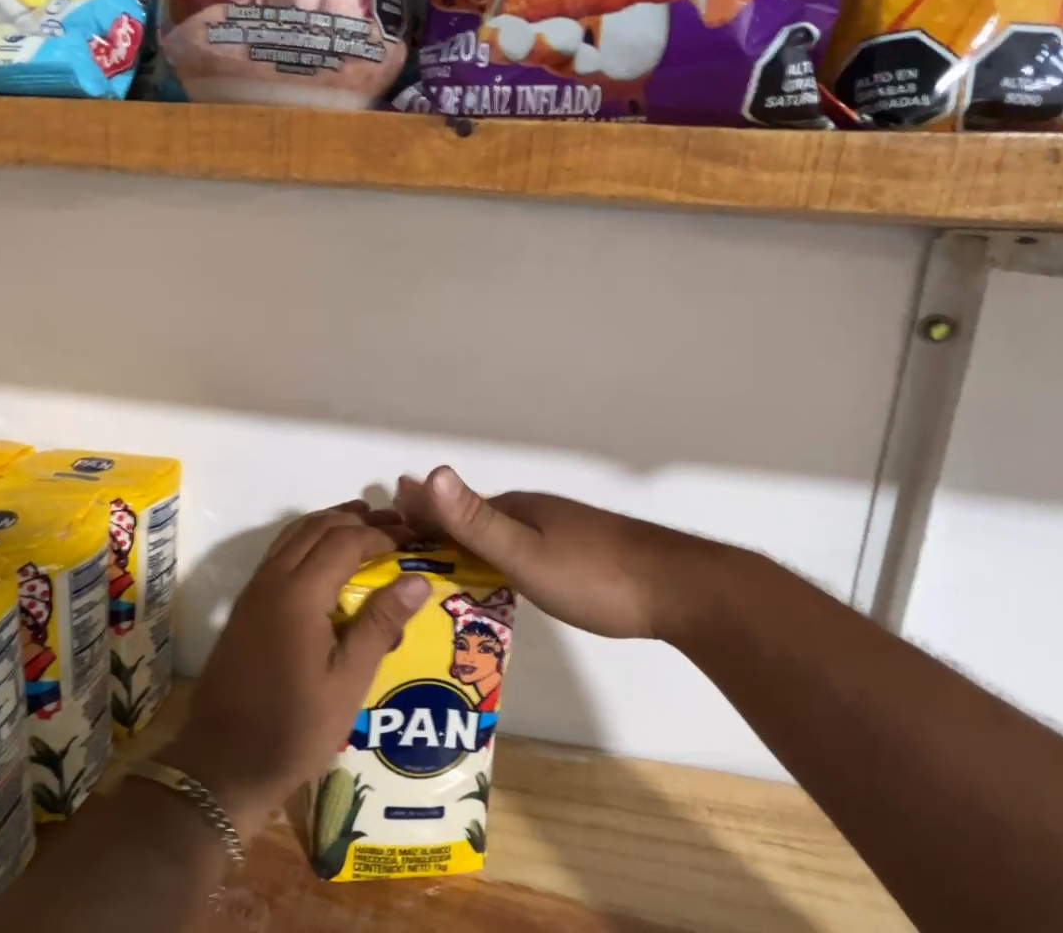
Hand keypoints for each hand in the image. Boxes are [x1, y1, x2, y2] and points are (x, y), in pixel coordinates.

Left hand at [160, 503, 430, 826]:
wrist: (223, 763)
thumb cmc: (294, 729)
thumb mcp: (347, 683)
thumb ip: (379, 625)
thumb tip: (417, 579)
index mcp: (298, 595)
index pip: (345, 540)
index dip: (381, 535)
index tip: (414, 541)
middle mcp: (271, 581)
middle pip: (317, 527)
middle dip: (358, 521)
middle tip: (398, 527)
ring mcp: (253, 592)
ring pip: (293, 535)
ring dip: (331, 524)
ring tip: (368, 528)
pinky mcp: (245, 607)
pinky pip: (280, 554)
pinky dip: (309, 541)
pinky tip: (329, 560)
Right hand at [395, 466, 743, 641]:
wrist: (682, 590)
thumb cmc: (598, 577)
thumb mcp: (527, 554)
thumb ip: (477, 522)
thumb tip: (428, 472)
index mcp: (515, 509)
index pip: (449, 507)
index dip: (415, 517)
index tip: (379, 529)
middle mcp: (533, 512)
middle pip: (470, 518)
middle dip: (433, 528)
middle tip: (396, 550)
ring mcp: (558, 530)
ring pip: (496, 534)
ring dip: (462, 544)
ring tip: (432, 566)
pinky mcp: (578, 552)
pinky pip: (518, 549)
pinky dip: (492, 559)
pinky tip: (494, 578)